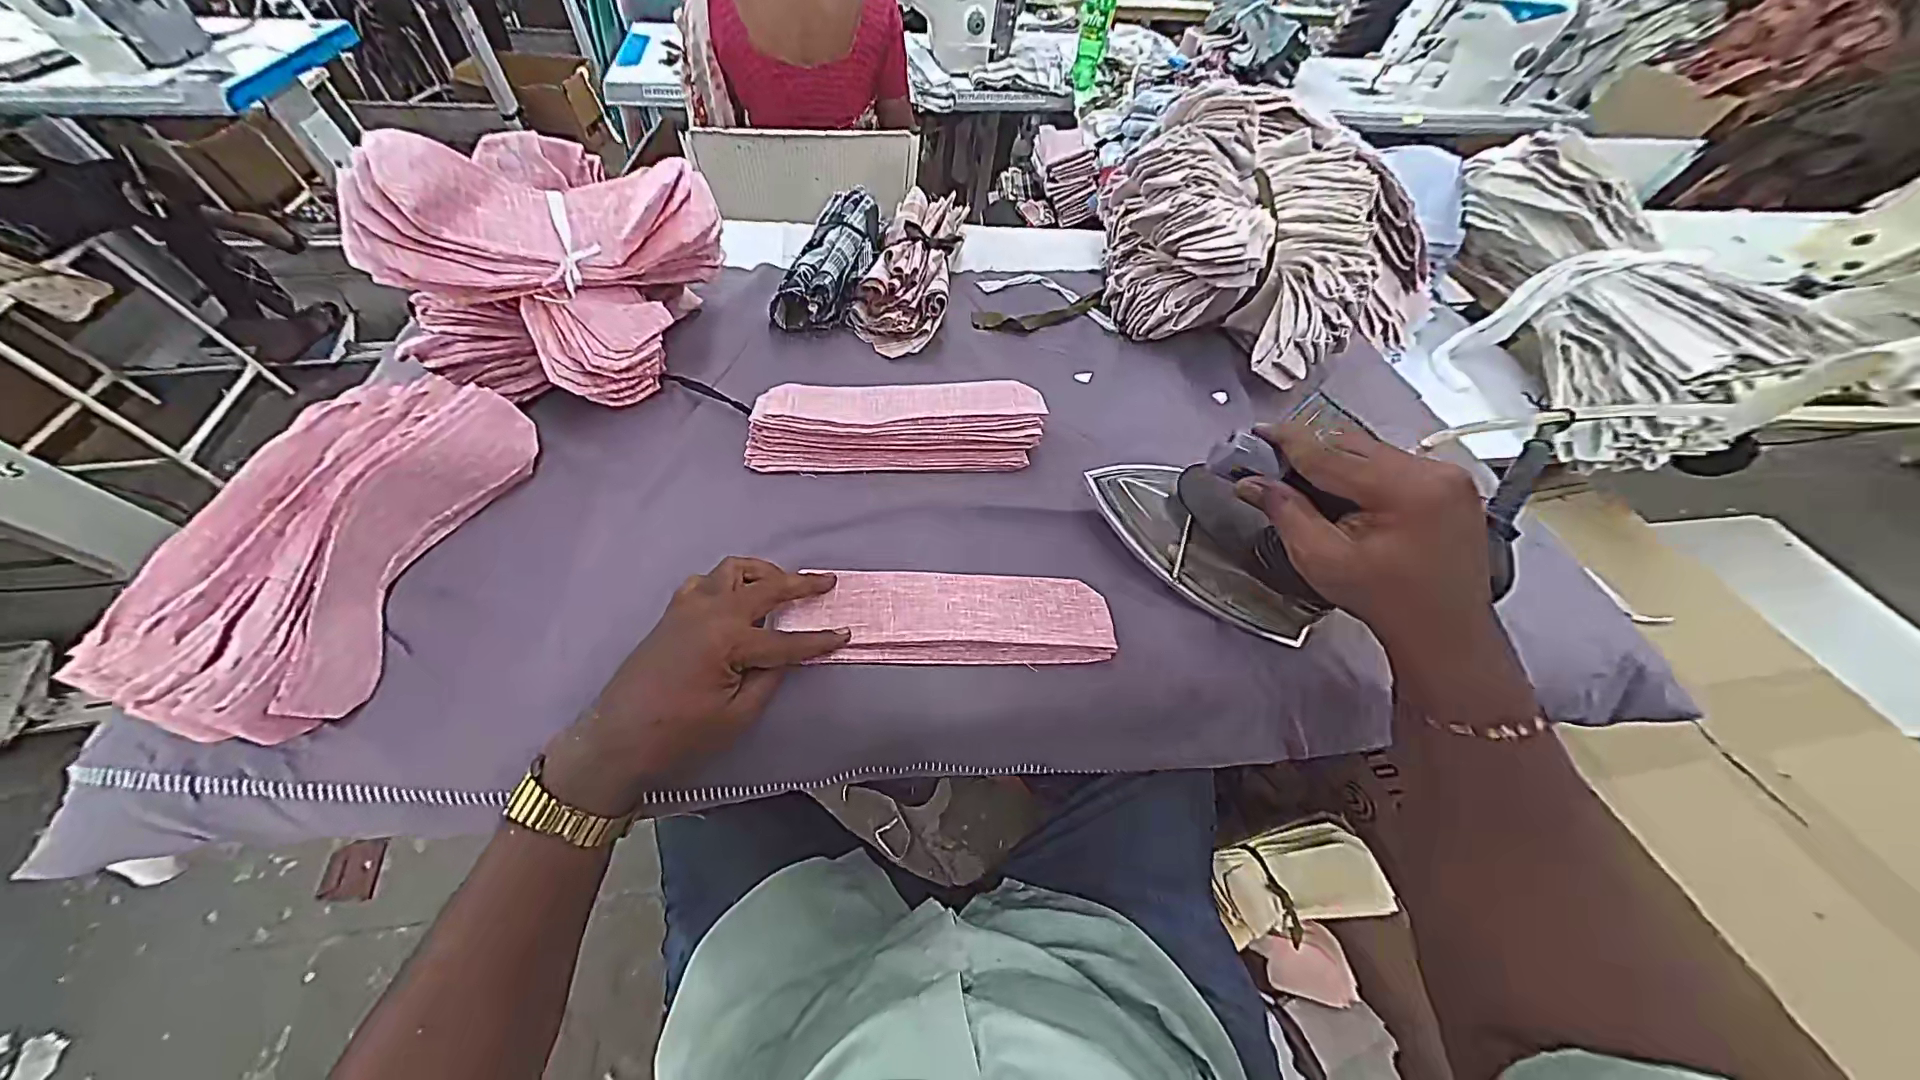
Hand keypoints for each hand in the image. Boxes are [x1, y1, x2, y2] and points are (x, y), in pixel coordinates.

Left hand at [541, 558, 847, 815]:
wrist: (616, 740)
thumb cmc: (679, 735)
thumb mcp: (737, 715)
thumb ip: (769, 678)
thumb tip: (786, 655)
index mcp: (728, 640)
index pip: (786, 639)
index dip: (819, 640)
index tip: (845, 633)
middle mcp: (710, 613)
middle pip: (765, 587)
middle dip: (800, 585)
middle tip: (826, 582)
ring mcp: (687, 608)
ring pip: (732, 571)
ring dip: (762, 573)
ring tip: (782, 585)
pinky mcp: (673, 613)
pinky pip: (705, 582)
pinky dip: (728, 582)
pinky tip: (735, 598)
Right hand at [1235, 421, 1538, 734]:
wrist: (1443, 629)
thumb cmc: (1386, 601)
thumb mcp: (1321, 559)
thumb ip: (1285, 512)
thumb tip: (1253, 483)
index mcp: (1405, 489)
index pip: (1330, 452)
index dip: (1287, 441)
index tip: (1259, 433)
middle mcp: (1434, 472)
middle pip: (1353, 444)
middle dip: (1309, 448)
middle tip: (1270, 454)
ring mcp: (1448, 476)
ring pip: (1372, 450)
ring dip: (1334, 458)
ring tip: (1300, 472)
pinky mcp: (1451, 484)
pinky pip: (1393, 462)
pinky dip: (1359, 469)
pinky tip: (1339, 487)